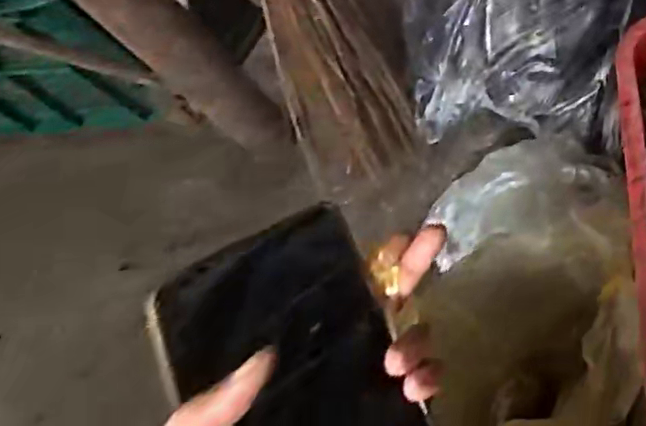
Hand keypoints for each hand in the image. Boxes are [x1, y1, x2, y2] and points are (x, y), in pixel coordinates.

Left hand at [160, 224, 447, 425]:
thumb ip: (211, 408)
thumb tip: (260, 360)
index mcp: (300, 344)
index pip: (343, 289)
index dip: (375, 258)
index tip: (398, 239)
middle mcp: (341, 352)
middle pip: (388, 298)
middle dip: (415, 263)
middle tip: (433, 237)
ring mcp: (365, 383)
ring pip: (411, 338)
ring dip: (418, 336)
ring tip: (400, 361)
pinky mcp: (384, 412)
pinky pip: (422, 384)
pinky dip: (431, 376)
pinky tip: (419, 386)